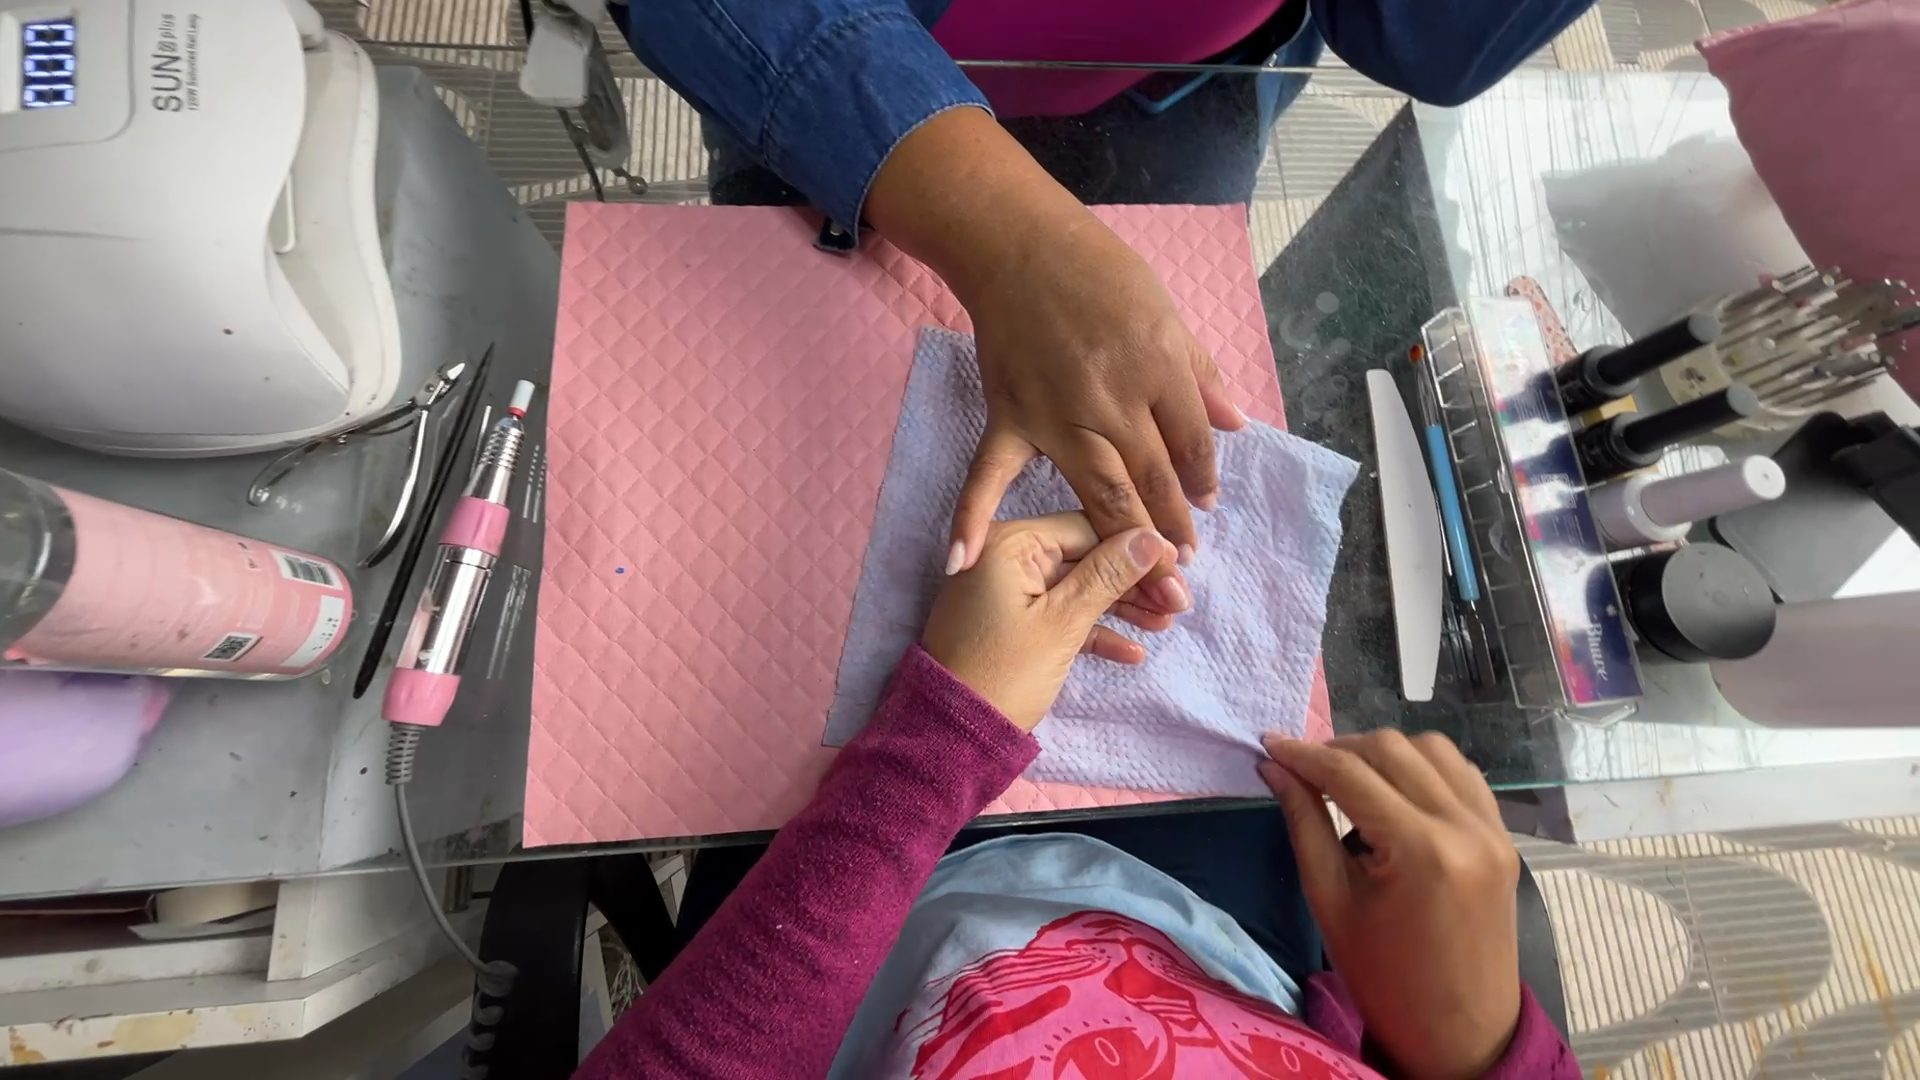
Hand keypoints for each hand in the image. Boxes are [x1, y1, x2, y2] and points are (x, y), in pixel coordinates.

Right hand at [862, 109, 1245, 588]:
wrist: (1022, 248)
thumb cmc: (1101, 274)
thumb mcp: (1168, 312)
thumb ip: (1201, 374)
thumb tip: (1237, 423)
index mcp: (1158, 369)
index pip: (1192, 445)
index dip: (1204, 482)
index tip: (1205, 508)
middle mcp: (1113, 403)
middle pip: (1152, 482)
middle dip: (1173, 531)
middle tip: (1184, 574)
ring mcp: (1056, 419)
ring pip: (1098, 493)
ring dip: (1124, 540)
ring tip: (1143, 581)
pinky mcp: (1009, 421)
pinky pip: (989, 476)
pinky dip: (971, 517)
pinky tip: (962, 562)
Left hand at [921, 514, 1179, 730]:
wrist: (950, 734)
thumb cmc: (1004, 672)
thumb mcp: (1062, 623)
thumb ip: (1107, 576)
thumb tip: (1152, 537)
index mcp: (1010, 543)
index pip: (1086, 529)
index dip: (1135, 548)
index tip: (1180, 569)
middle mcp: (1004, 557)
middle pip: (1083, 558)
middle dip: (1132, 583)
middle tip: (1179, 605)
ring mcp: (1006, 591)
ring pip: (1074, 589)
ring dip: (1119, 608)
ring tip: (1165, 626)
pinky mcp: (1010, 623)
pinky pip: (1057, 617)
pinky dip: (1090, 631)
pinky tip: (1132, 651)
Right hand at [1260, 731, 1522, 1079]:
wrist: (1461, 1035)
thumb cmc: (1383, 975)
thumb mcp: (1328, 895)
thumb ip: (1302, 819)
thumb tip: (1273, 766)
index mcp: (1420, 850)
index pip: (1348, 773)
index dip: (1301, 753)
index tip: (1267, 746)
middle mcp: (1464, 828)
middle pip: (1389, 748)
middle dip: (1337, 749)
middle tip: (1302, 768)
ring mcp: (1492, 830)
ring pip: (1428, 748)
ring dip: (1381, 752)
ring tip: (1348, 777)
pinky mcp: (1502, 837)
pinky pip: (1460, 772)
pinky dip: (1421, 765)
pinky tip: (1393, 786)